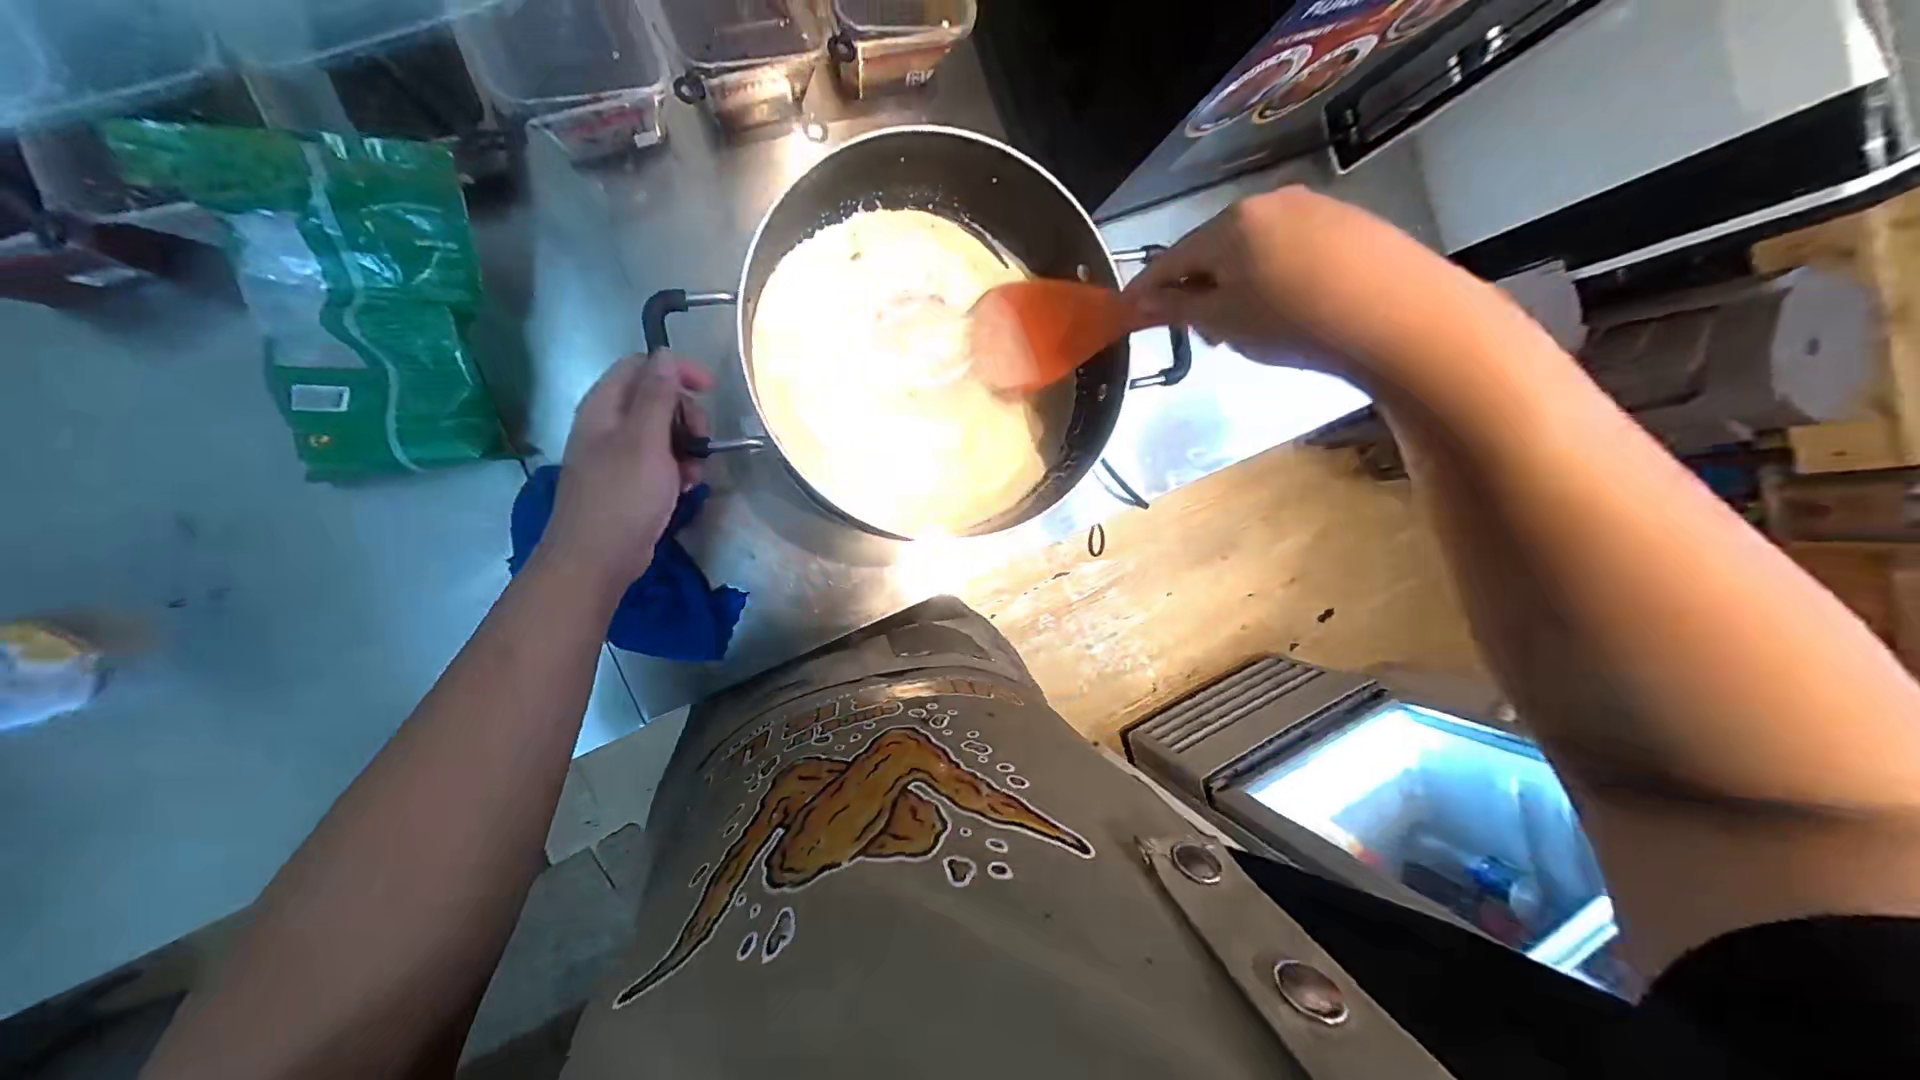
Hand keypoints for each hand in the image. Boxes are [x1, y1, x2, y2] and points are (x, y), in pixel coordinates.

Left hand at [541, 352, 715, 589]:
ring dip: (688, 446)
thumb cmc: (622, 496)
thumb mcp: (646, 440)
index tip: (711, 389)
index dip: (677, 371)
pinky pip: (663, 461)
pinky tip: (687, 488)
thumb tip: (665, 355)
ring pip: (664, 432)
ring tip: (694, 472)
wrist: (598, 558)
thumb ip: (658, 396)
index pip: (641, 366)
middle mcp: (609, 425)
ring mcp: (619, 454)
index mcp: (605, 406)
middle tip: (700, 440)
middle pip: (657, 398)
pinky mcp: (631, 481)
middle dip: (687, 414)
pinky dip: (680, 469)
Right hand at [1125, 186, 1499, 390]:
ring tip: (1249, 324)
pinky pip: (1290, 247)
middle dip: (1198, 288)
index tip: (1129, 311)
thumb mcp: (1224, 322)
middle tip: (1203, 331)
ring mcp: (1312, 207)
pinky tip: (1289, 307)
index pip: (1170, 258)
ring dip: (1236, 283)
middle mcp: (1267, 202)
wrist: (1400, 317)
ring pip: (1252, 248)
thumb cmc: (1293, 323)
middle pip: (1212, 249)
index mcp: (1228, 224)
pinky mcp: (1348, 222)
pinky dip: (1273, 275)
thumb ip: (1176, 308)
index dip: (1147, 288)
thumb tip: (1140, 302)